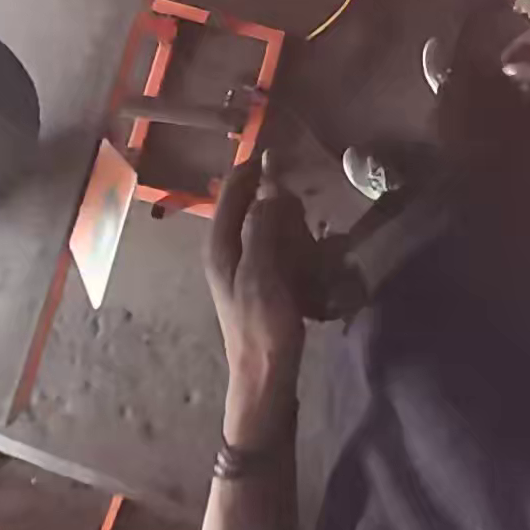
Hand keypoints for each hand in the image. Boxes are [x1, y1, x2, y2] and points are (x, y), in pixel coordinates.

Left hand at [205, 151, 308, 446]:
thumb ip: (262, 226)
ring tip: (307, 225)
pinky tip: (308, 247)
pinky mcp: (258, 275)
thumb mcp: (262, 274)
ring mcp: (241, 262)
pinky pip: (274, 240)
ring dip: (285, 214)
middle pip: (249, 200)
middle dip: (276, 193)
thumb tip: (267, 183)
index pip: (233, 187)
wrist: (265, 376)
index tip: (287, 153)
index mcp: (220, 243)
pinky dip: (290, 235)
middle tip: (303, 201)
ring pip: (264, 219)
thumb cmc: (262, 326)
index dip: (256, 166)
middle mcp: (226, 246)